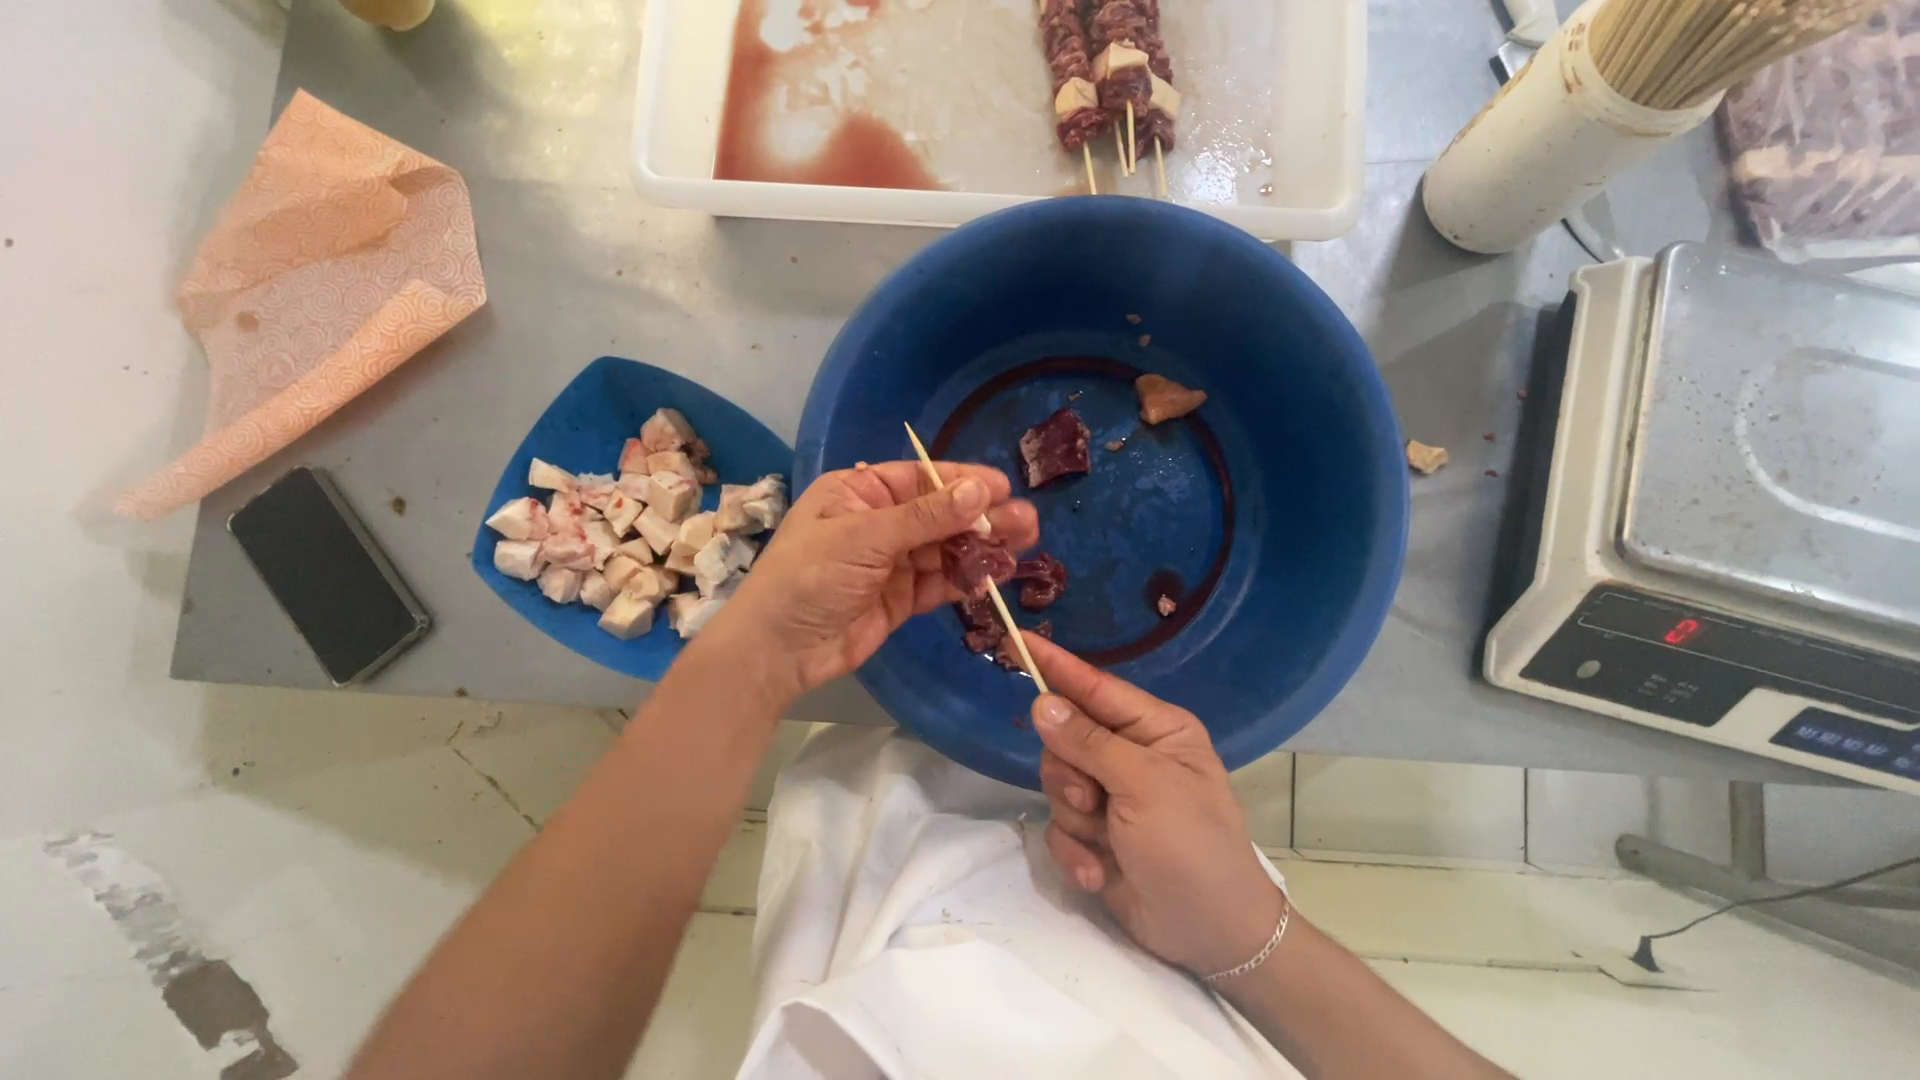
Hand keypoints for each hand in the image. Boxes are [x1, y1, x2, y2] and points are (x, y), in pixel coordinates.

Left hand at [709, 461, 1037, 701]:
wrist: (777, 651)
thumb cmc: (808, 578)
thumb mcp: (864, 539)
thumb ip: (925, 518)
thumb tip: (979, 491)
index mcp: (860, 493)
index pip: (921, 479)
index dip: (963, 482)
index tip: (1003, 488)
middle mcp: (879, 523)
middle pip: (940, 514)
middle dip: (982, 517)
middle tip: (1027, 522)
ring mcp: (891, 562)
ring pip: (946, 548)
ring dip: (982, 547)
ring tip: (1023, 546)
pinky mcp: (900, 598)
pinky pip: (939, 582)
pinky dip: (965, 579)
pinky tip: (995, 576)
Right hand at [1026, 635, 1283, 977]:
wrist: (1211, 935)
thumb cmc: (1191, 845)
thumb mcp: (1145, 785)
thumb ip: (1089, 742)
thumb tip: (1042, 702)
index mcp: (1156, 729)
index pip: (1095, 687)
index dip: (1055, 665)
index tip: (1016, 640)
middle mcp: (1131, 756)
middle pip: (1065, 737)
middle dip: (1070, 772)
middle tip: (1092, 798)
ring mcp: (1112, 797)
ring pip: (1057, 782)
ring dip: (1074, 816)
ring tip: (1105, 840)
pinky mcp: (1096, 836)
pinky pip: (1059, 826)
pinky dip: (1075, 851)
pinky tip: (1100, 872)